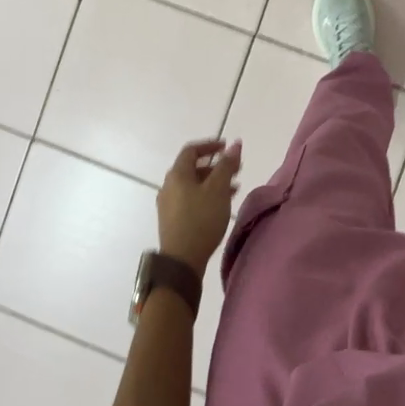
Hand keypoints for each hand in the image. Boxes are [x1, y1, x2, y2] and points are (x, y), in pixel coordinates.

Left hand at [158, 138, 241, 273]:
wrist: (182, 260)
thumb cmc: (201, 219)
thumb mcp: (218, 189)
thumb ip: (227, 165)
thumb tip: (235, 144)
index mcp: (177, 174)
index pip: (192, 150)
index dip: (210, 145)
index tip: (227, 147)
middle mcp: (169, 185)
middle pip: (193, 168)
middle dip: (216, 166)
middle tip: (235, 169)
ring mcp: (169, 204)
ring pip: (193, 185)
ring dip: (213, 182)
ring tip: (234, 189)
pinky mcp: (172, 220)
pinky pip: (191, 199)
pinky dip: (206, 196)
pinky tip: (221, 206)